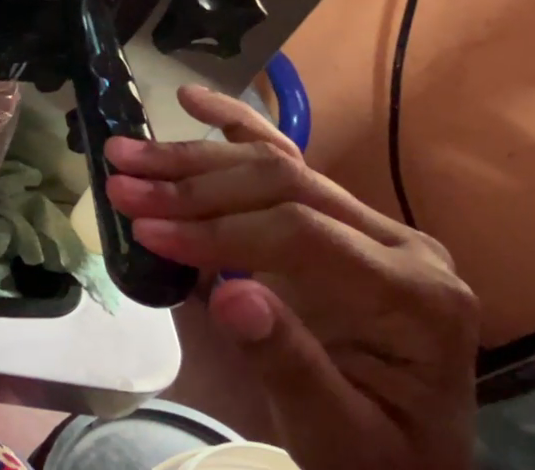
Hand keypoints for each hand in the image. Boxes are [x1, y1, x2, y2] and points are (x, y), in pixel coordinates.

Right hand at [103, 85, 477, 469]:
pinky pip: (285, 158)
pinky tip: (192, 100)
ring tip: (124, 154)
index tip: (145, 232)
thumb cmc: (369, 454)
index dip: (216, 228)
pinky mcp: (336, 219)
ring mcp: (368, 225)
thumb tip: (231, 297)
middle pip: (284, 186)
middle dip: (192, 185)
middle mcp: (399, 246)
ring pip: (273, 164)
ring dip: (191, 158)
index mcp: (414, 297)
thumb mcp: (335, 435)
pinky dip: (234, 126)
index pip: (302, 234)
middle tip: (120, 187)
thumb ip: (291, 367)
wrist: (399, 456)